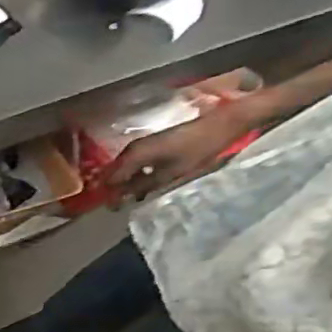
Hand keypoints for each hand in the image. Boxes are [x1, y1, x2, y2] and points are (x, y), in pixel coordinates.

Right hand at [104, 106, 253, 205]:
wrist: (220, 123)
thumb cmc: (196, 150)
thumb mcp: (169, 173)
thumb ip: (142, 187)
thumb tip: (122, 199)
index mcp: (132, 157)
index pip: (110, 180)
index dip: (111, 195)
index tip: (116, 208)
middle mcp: (130, 150)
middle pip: (113, 174)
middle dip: (116, 189)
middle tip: (124, 203)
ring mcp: (139, 145)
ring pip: (122, 168)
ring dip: (126, 182)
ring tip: (135, 194)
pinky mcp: (149, 144)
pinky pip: (133, 162)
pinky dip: (135, 173)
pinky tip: (145, 181)